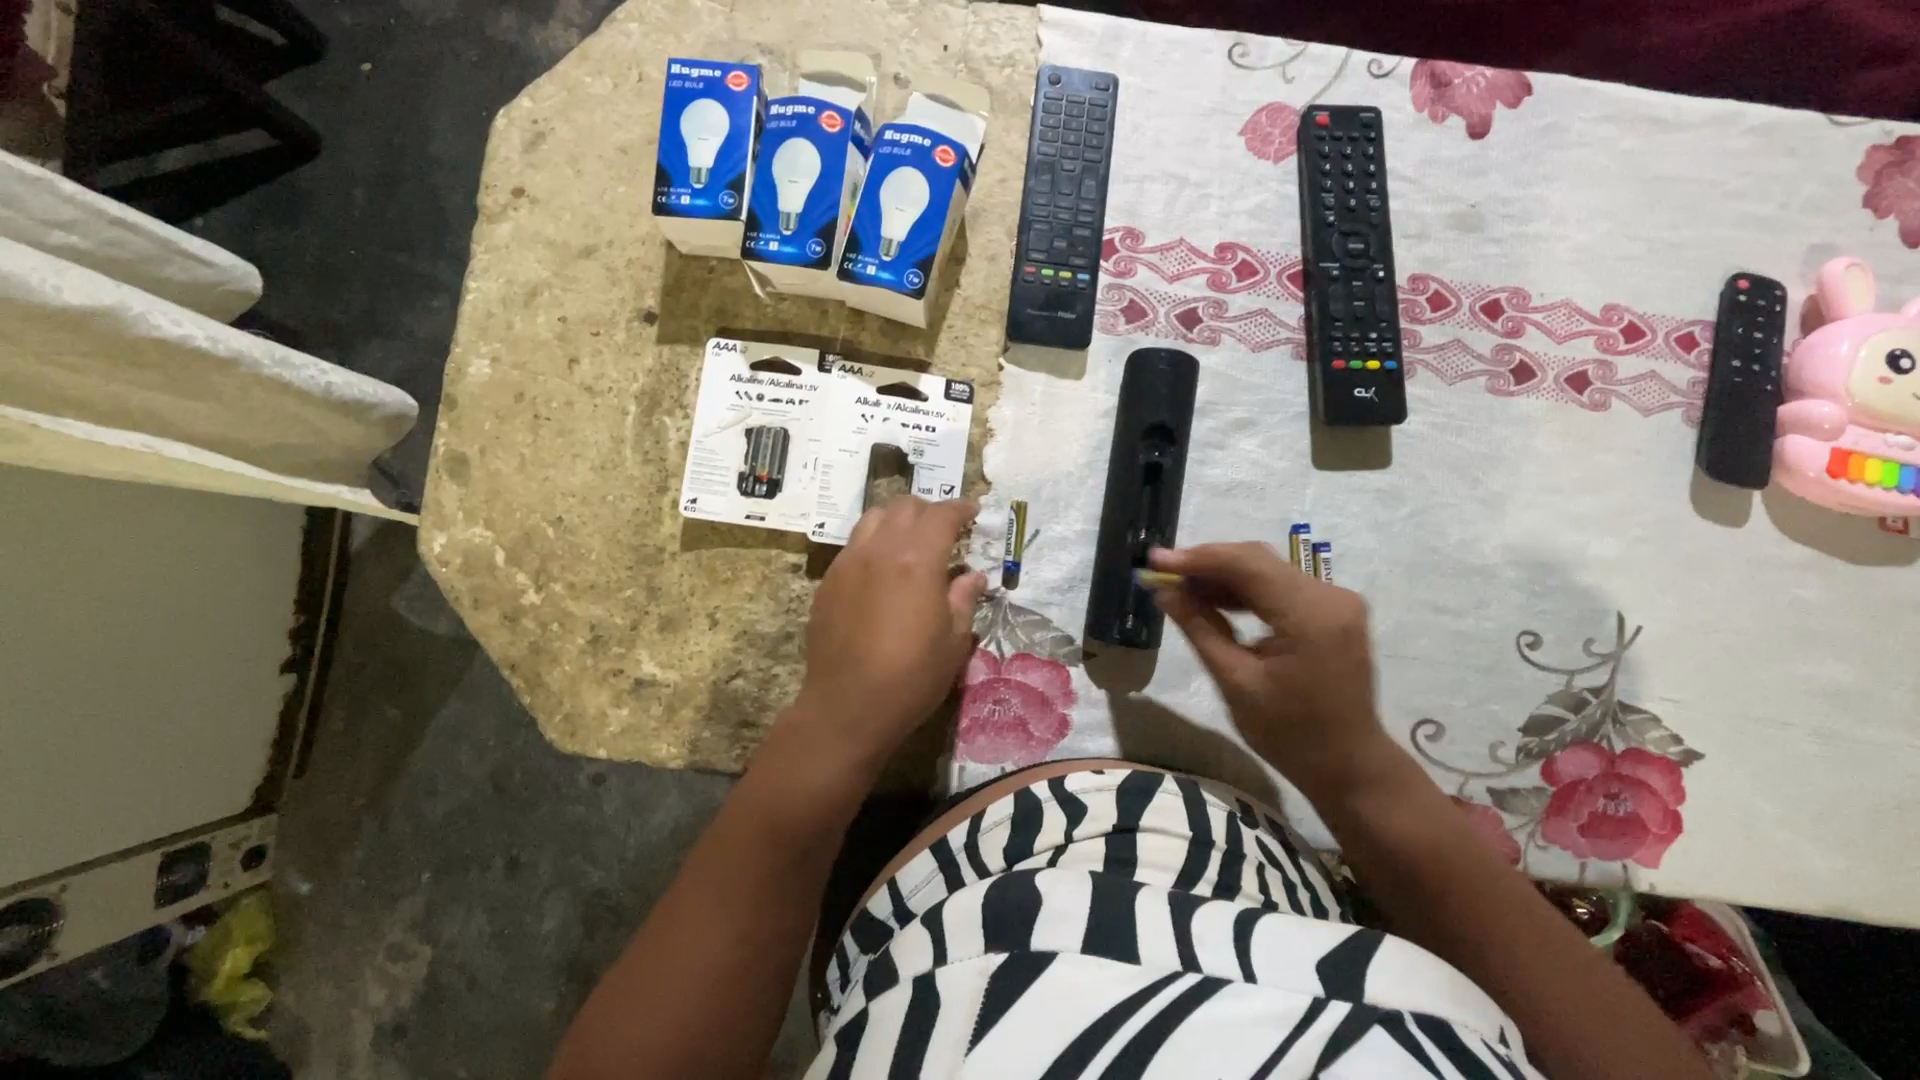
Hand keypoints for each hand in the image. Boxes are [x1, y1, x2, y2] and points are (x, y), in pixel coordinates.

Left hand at [792, 496, 986, 767]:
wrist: (847, 706)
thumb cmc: (911, 677)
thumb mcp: (953, 642)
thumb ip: (964, 599)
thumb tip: (973, 576)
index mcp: (917, 561)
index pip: (941, 515)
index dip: (961, 509)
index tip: (973, 514)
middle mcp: (880, 550)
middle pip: (904, 507)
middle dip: (929, 511)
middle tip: (945, 531)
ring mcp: (849, 563)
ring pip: (873, 519)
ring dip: (897, 521)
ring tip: (911, 543)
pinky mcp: (829, 582)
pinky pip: (854, 546)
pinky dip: (873, 544)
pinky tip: (883, 571)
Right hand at [1150, 543, 1394, 793]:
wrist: (1347, 764)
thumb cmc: (1289, 733)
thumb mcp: (1235, 681)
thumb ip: (1200, 628)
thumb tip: (1163, 591)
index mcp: (1310, 615)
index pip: (1247, 565)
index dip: (1198, 558)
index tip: (1155, 559)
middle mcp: (1330, 596)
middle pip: (1259, 562)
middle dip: (1208, 564)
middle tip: (1163, 572)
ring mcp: (1336, 602)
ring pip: (1269, 571)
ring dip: (1225, 576)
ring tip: (1181, 587)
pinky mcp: (1333, 612)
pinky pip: (1282, 588)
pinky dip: (1247, 590)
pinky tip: (1215, 600)